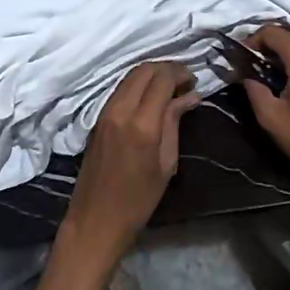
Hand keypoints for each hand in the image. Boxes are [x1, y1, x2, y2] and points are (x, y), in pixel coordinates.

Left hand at [59, 59, 200, 267]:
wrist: (95, 220)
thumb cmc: (138, 200)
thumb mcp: (166, 163)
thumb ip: (175, 122)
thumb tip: (191, 95)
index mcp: (142, 123)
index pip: (162, 79)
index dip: (180, 73)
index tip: (194, 80)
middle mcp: (121, 109)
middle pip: (144, 69)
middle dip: (166, 68)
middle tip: (184, 81)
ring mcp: (105, 111)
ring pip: (130, 75)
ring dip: (151, 73)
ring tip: (170, 87)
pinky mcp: (98, 117)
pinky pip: (121, 88)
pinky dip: (138, 83)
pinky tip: (151, 96)